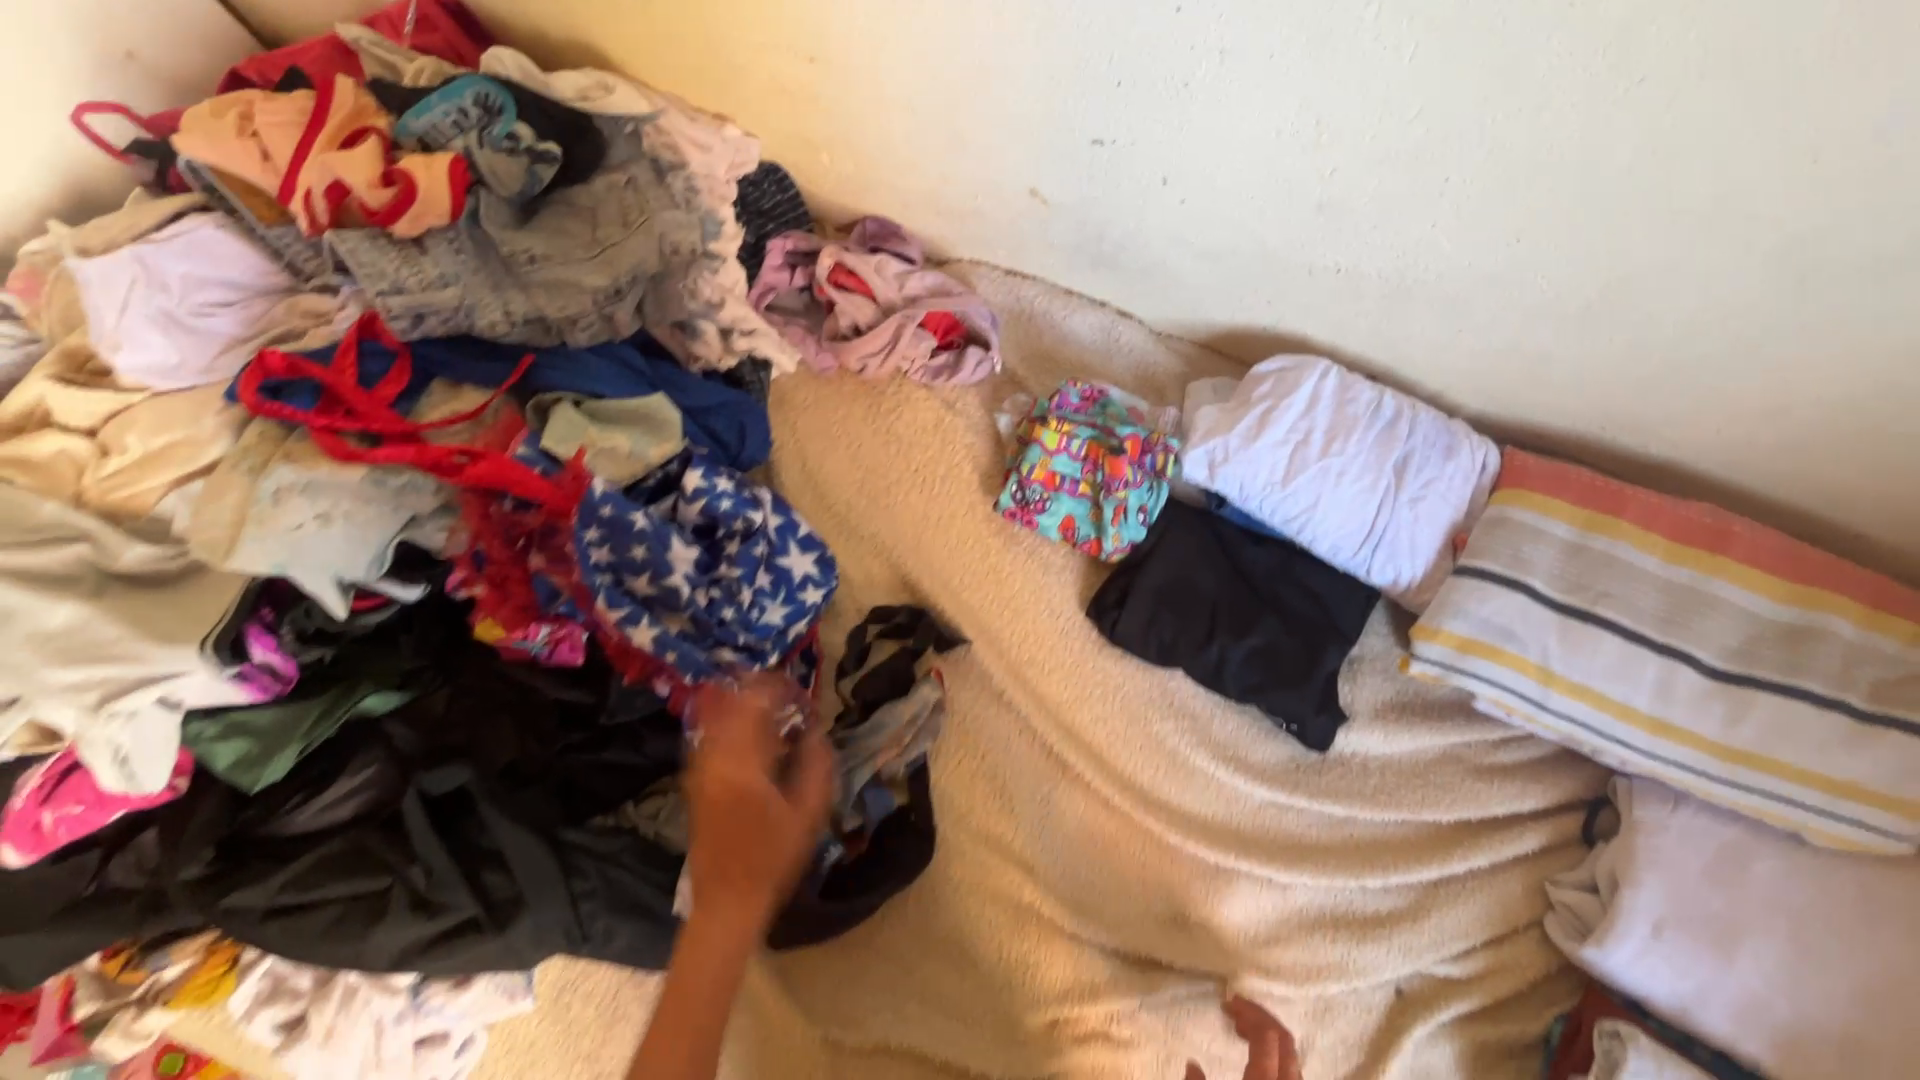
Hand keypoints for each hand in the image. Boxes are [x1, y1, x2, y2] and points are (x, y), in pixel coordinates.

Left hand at [684, 673, 836, 931]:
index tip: (802, 694)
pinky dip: (728, 723)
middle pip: (729, 701)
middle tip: (787, 696)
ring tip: (770, 710)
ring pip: (714, 715)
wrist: (727, 902)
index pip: (756, 701)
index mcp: (742, 761)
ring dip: (741, 704)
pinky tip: (750, 735)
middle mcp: (713, 757)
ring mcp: (697, 769)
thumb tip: (815, 730)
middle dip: (758, 690)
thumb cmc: (774, 859)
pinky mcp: (694, 782)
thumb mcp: (809, 813)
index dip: (780, 687)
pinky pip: (707, 735)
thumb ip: (817, 763)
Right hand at [1184, 997, 1301, 1079]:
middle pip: (1284, 1039)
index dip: (1249, 1013)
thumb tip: (1192, 1063)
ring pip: (1292, 1053)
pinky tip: (1261, 1053)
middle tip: (1236, 1006)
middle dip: (1260, 1016)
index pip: (1267, 1036)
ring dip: (1270, 1032)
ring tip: (1245, 1027)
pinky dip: (1278, 1050)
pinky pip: (1293, 1066)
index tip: (1228, 1002)